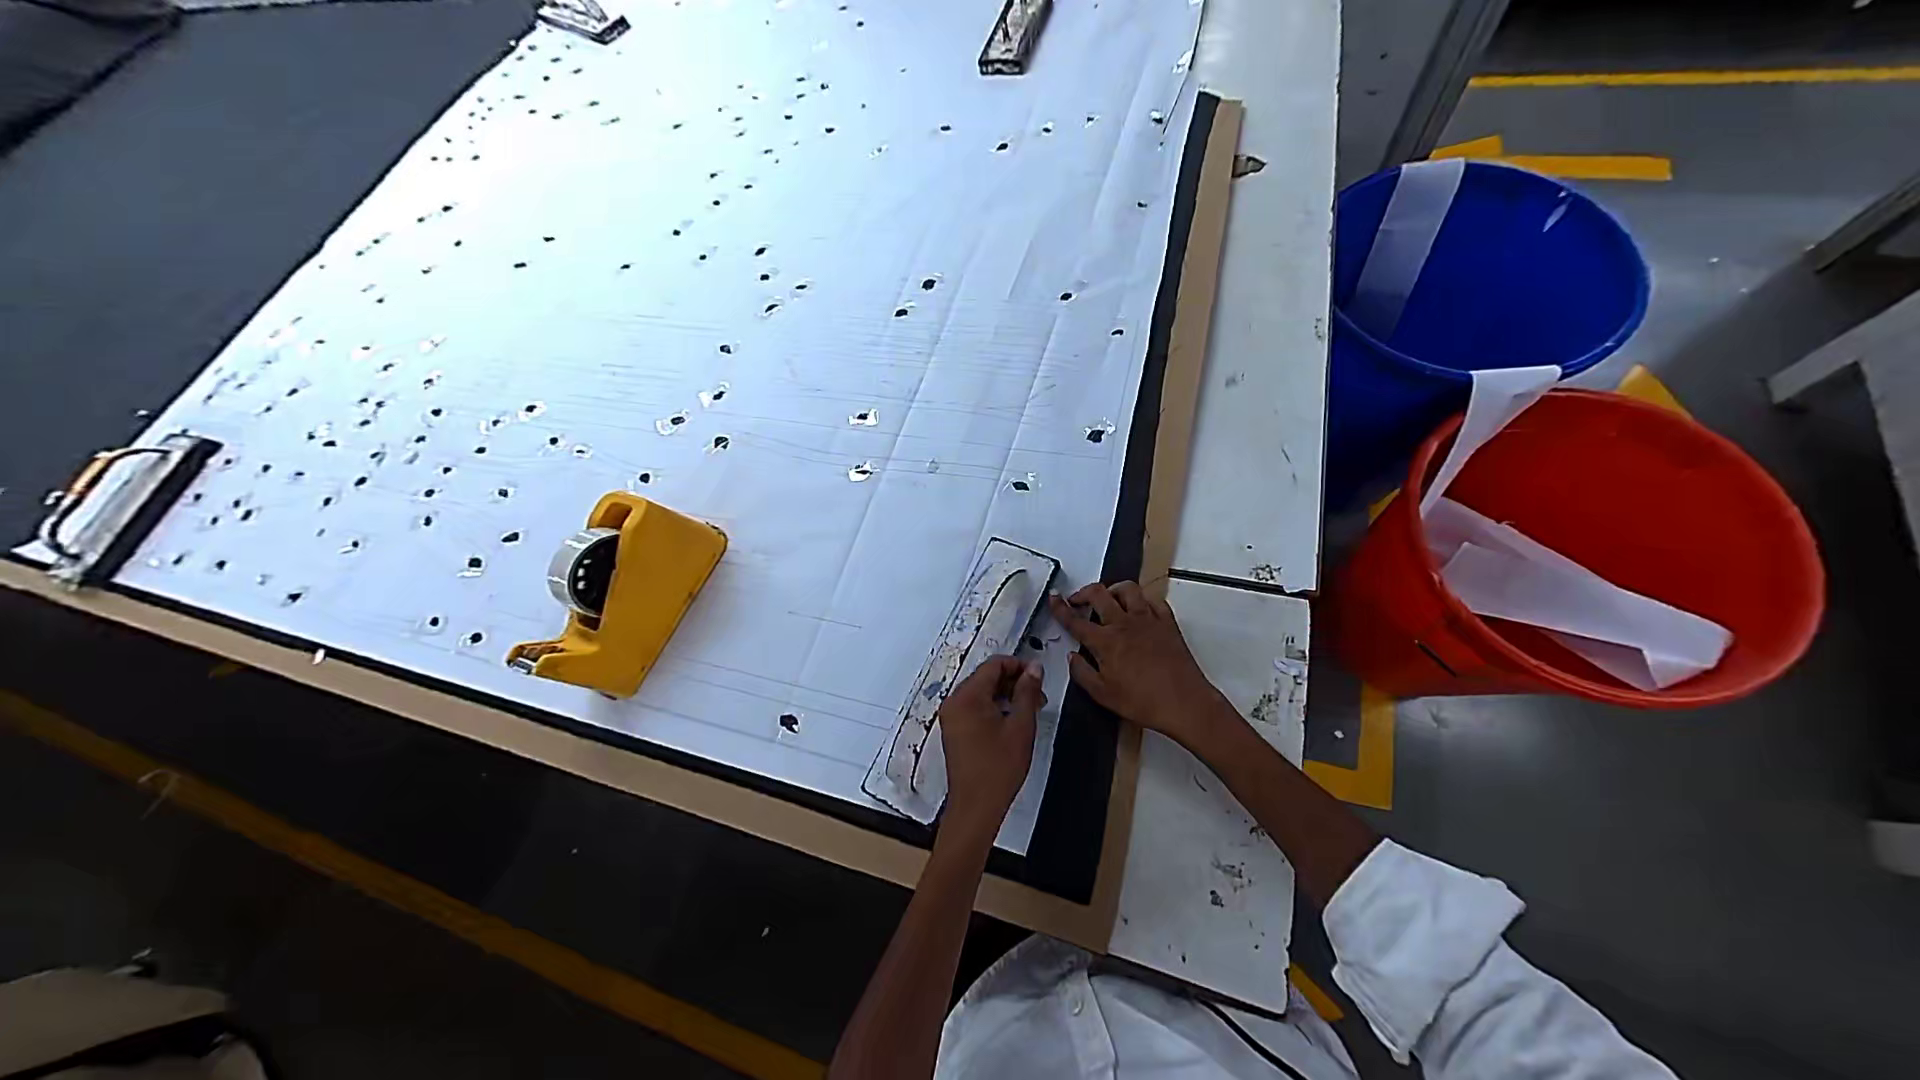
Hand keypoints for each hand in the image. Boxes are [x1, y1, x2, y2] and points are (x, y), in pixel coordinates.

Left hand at [937, 655, 1044, 839]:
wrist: (977, 805)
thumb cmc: (997, 770)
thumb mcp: (1020, 725)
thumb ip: (1027, 692)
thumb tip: (1034, 669)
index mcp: (967, 697)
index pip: (993, 665)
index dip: (1018, 665)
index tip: (1036, 674)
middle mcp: (954, 702)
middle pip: (985, 677)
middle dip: (1013, 681)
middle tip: (1037, 694)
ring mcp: (952, 716)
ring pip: (981, 692)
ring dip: (1005, 694)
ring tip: (1029, 709)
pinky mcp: (954, 729)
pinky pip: (974, 707)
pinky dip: (994, 707)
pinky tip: (1013, 720)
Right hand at [1049, 582, 1231, 749]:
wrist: (1184, 703)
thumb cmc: (1144, 701)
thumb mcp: (1103, 694)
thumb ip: (1082, 673)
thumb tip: (1072, 658)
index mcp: (1105, 642)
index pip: (1076, 620)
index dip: (1061, 608)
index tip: (1054, 600)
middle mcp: (1125, 624)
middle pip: (1099, 594)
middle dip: (1083, 592)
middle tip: (1078, 600)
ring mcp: (1148, 620)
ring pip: (1128, 589)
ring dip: (1113, 590)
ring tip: (1108, 598)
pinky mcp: (1167, 623)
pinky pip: (1153, 601)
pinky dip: (1143, 601)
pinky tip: (1139, 609)